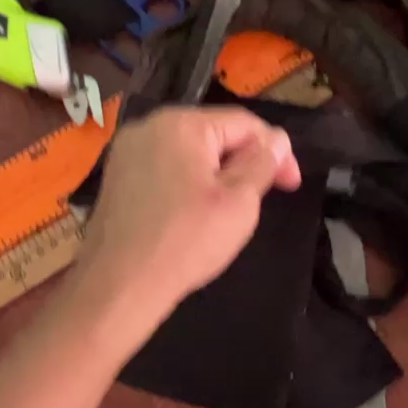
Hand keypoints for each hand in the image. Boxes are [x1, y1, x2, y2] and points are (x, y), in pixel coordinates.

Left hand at [71, 107, 301, 329]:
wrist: (118, 285)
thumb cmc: (186, 241)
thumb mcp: (238, 202)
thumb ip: (261, 163)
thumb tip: (277, 139)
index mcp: (181, 123)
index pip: (243, 123)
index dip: (275, 151)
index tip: (292, 184)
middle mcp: (149, 125)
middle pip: (213, 133)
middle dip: (243, 161)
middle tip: (264, 198)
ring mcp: (127, 151)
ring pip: (188, 152)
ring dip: (215, 173)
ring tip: (230, 208)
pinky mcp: (116, 176)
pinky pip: (163, 167)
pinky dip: (186, 183)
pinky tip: (193, 213)